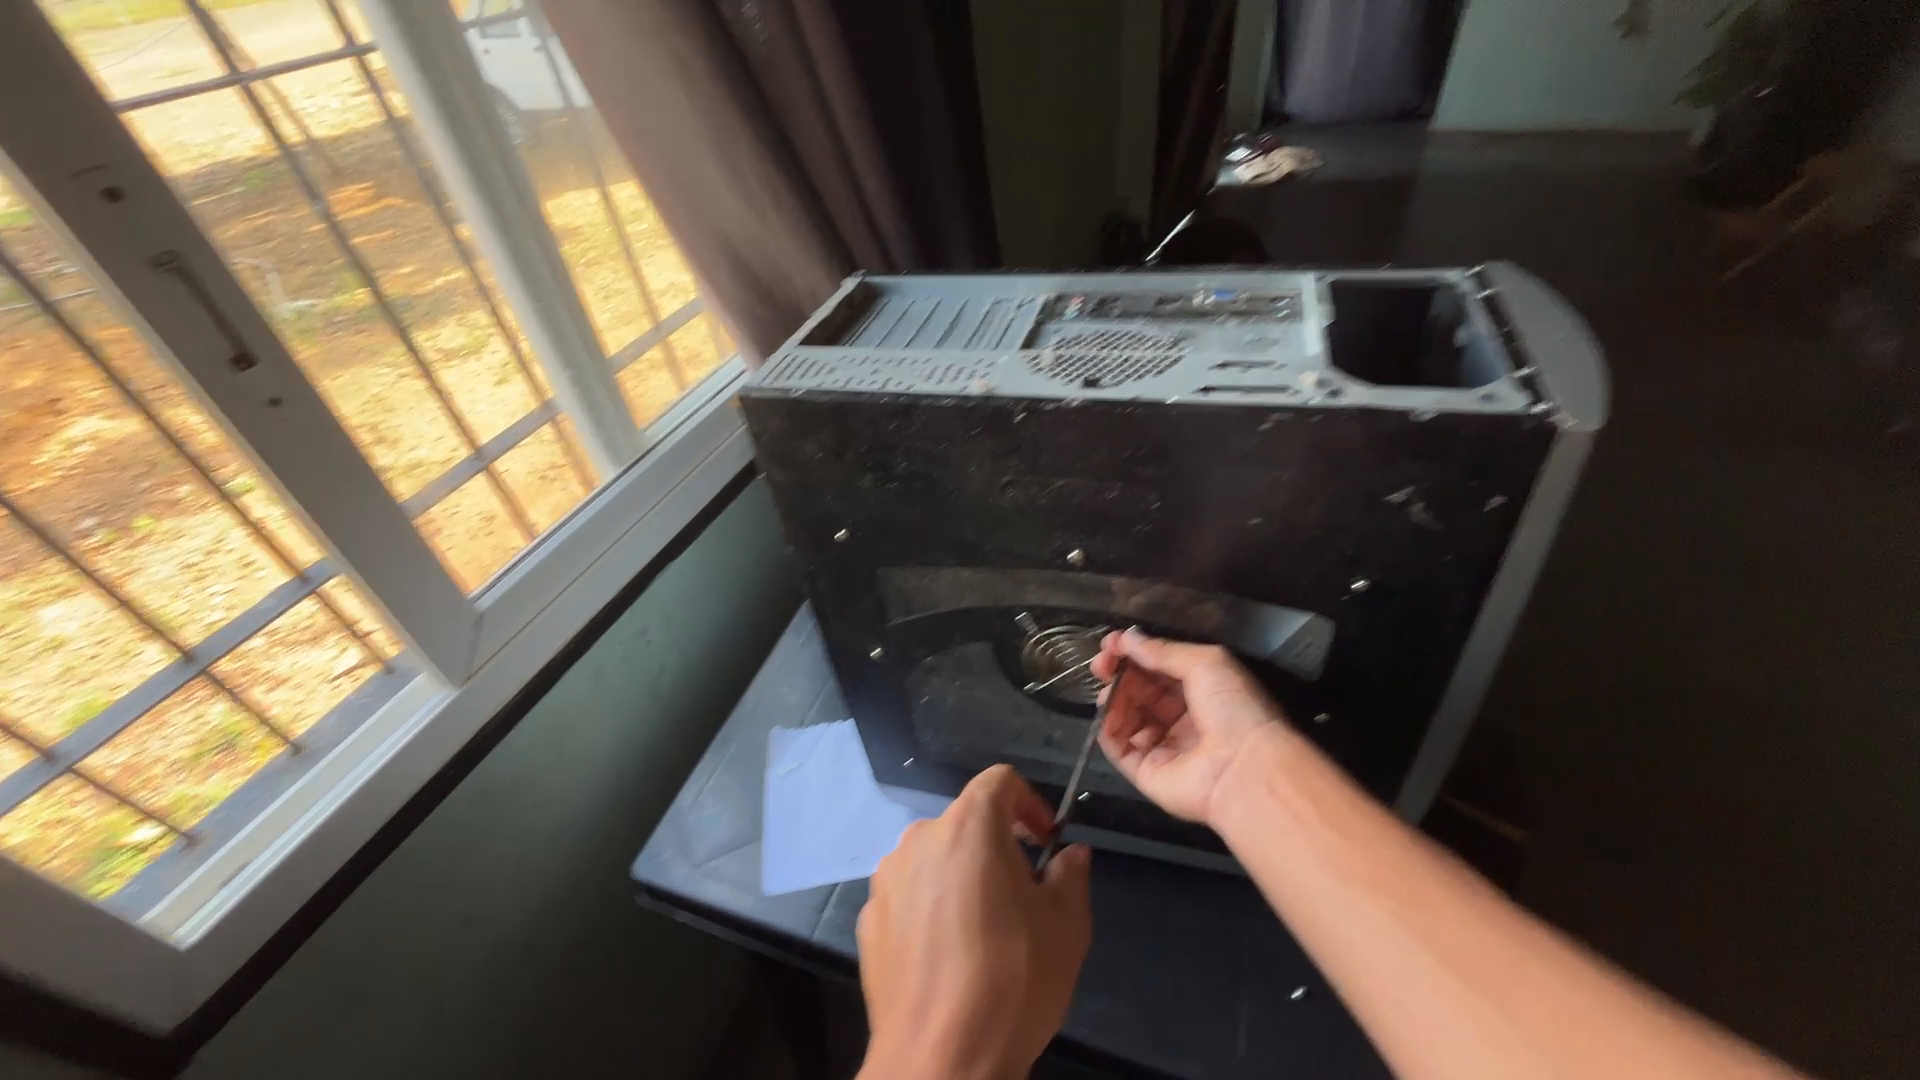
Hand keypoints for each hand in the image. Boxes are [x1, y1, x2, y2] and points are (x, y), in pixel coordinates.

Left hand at [856, 764, 1091, 1079]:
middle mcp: (921, 839)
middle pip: (966, 822)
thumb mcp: (1067, 925)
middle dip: (998, 847)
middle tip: (1023, 894)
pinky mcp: (869, 919)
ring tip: (985, 931)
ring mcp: (888, 880)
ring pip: (935, 860)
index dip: (1030, 802)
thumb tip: (1069, 855)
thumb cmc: (1014, 980)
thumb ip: (1070, 875)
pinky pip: (909, 897)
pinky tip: (948, 957)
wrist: (941, 1058)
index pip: (1000, 780)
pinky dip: (930, 909)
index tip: (1047, 841)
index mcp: (970, 826)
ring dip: (962, 877)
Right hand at [1091, 627, 1289, 825]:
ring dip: (1113, 699)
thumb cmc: (1233, 708)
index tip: (1111, 643)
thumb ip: (1162, 651)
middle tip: (1100, 665)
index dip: (1135, 654)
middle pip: (1141, 690)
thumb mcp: (1205, 663)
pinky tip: (1106, 714)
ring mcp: (1164, 745)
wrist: (1246, 768)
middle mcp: (1182, 717)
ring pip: (1127, 716)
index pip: (1159, 668)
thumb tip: (1126, 638)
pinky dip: (1108, 729)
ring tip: (1107, 691)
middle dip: (1119, 674)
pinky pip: (1120, 747)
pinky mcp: (1148, 771)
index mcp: (1202, 689)